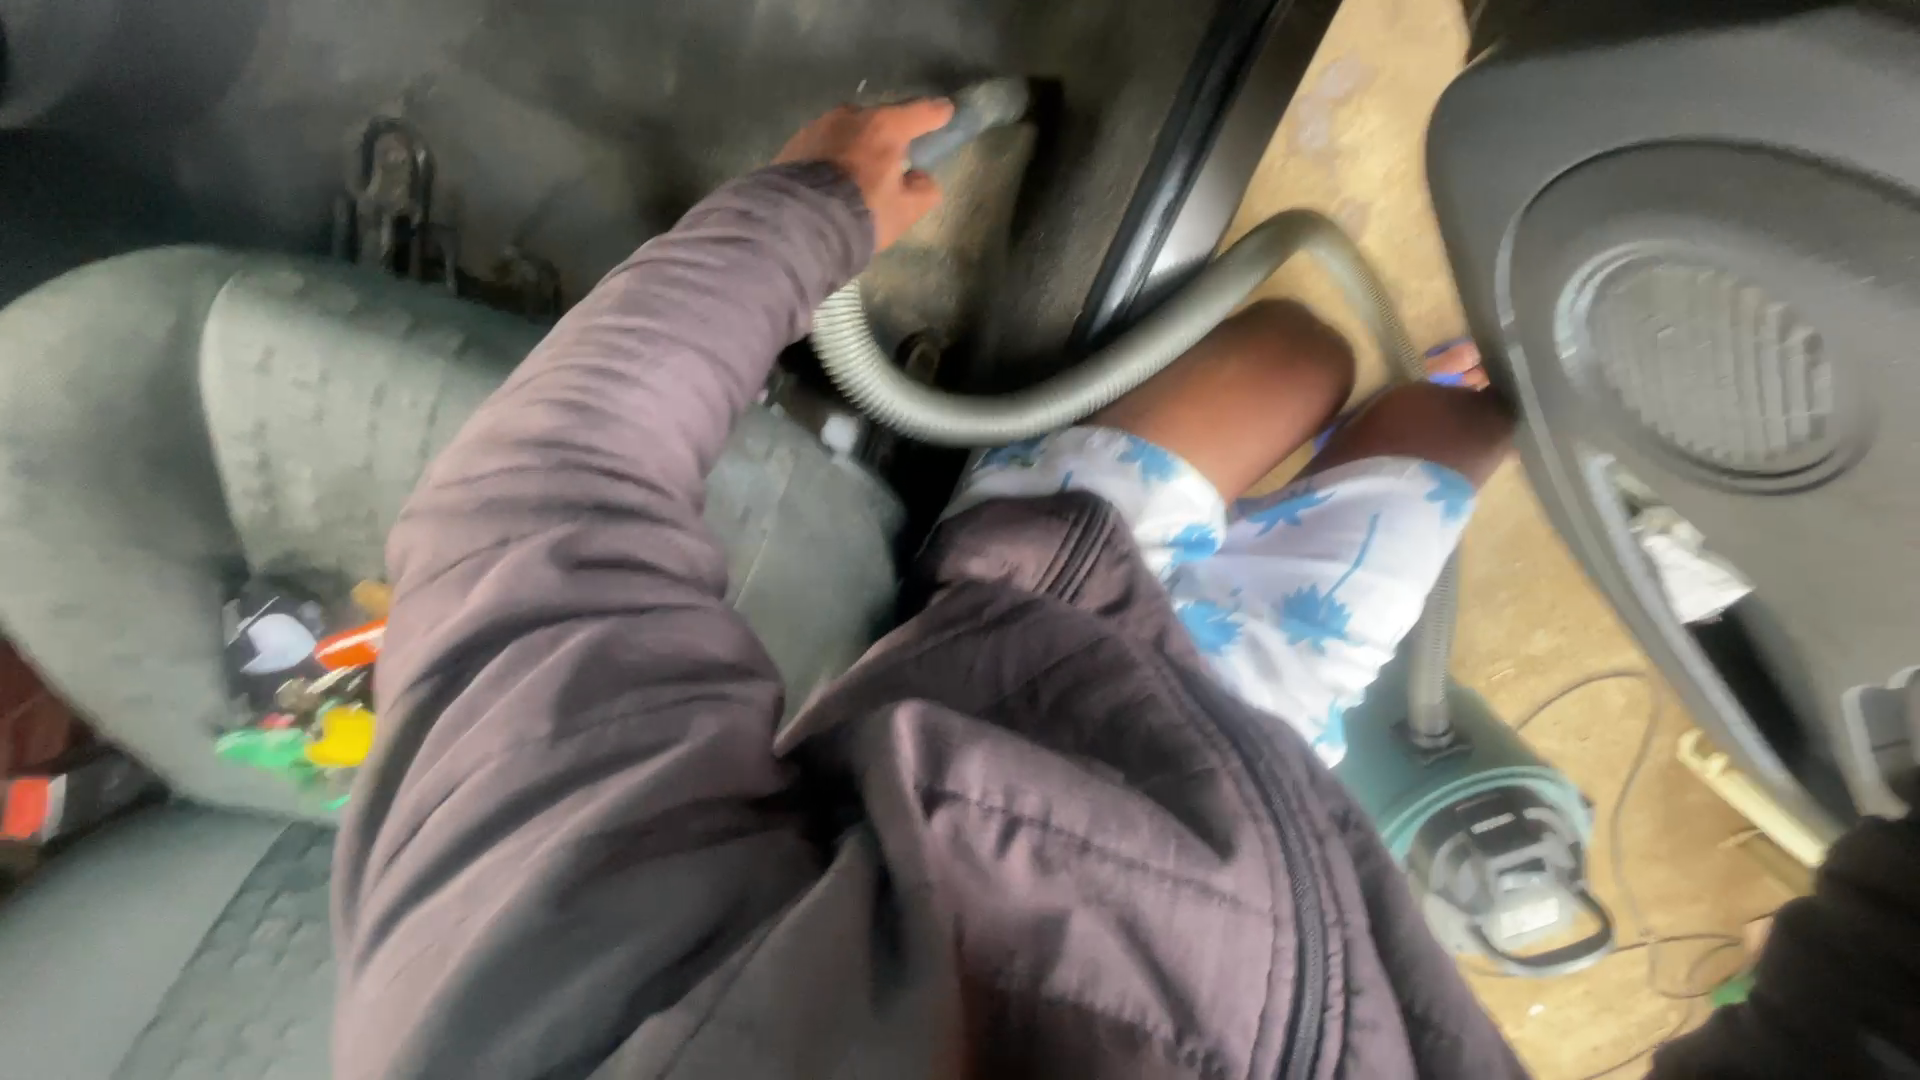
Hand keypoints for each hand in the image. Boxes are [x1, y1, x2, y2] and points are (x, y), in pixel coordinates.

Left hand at [775, 99, 954, 251]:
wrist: (800, 224)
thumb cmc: (863, 214)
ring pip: (848, 131)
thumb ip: (923, 192)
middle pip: (879, 120)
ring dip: (857, 145)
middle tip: (893, 157)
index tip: (945, 112)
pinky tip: (832, 178)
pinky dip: (833, 156)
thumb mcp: (904, 211)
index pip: (919, 114)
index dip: (936, 114)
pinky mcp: (795, 142)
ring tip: (858, 171)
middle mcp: (851, 116)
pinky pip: (824, 145)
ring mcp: (819, 125)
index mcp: (885, 127)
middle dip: (889, 135)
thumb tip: (922, 179)